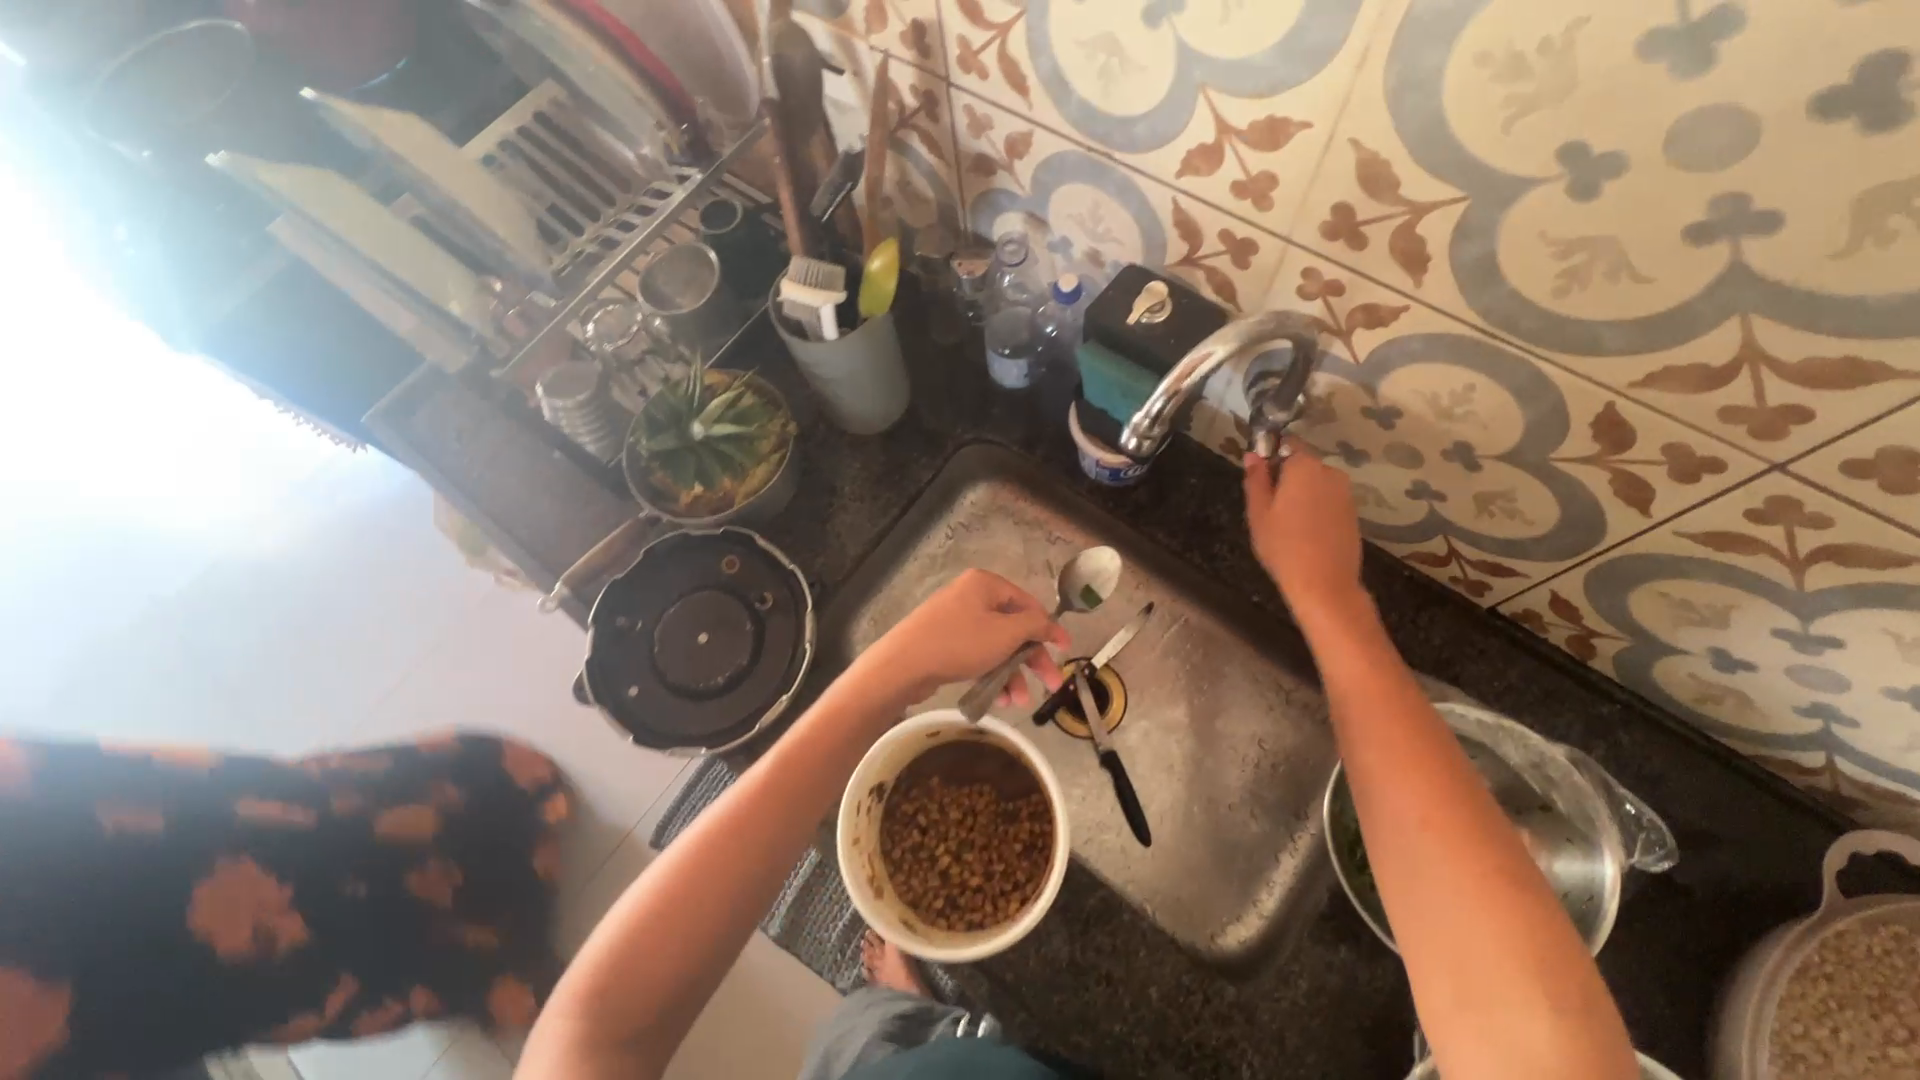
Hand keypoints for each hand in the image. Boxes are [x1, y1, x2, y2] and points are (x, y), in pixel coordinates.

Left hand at [860, 569, 1068, 708]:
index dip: (1049, 628)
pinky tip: (997, 699)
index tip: (1066, 651)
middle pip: (1013, 627)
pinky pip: (976, 655)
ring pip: (995, 646)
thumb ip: (1034, 625)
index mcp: (985, 584)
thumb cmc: (960, 643)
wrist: (903, 665)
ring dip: (1011, 673)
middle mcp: (970, 596)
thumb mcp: (1006, 633)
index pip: (1028, 603)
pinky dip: (989, 674)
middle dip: (1031, 659)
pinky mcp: (943, 642)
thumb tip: (1050, 623)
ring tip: (1018, 702)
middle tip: (1050, 684)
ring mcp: (954, 620)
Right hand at [1243, 440, 1367, 620]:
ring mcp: (1345, 492)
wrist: (1324, 583)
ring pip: (1316, 483)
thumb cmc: (1283, 546)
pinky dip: (1317, 508)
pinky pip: (1328, 500)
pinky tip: (1306, 532)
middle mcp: (1330, 472)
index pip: (1287, 444)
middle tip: (1270, 507)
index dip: (1271, 457)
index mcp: (1304, 467)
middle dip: (1287, 478)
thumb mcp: (1258, 513)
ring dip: (1302, 494)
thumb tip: (1252, 455)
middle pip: (1303, 464)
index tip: (1260, 479)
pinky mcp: (1353, 511)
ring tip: (1287, 523)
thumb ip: (1255, 479)